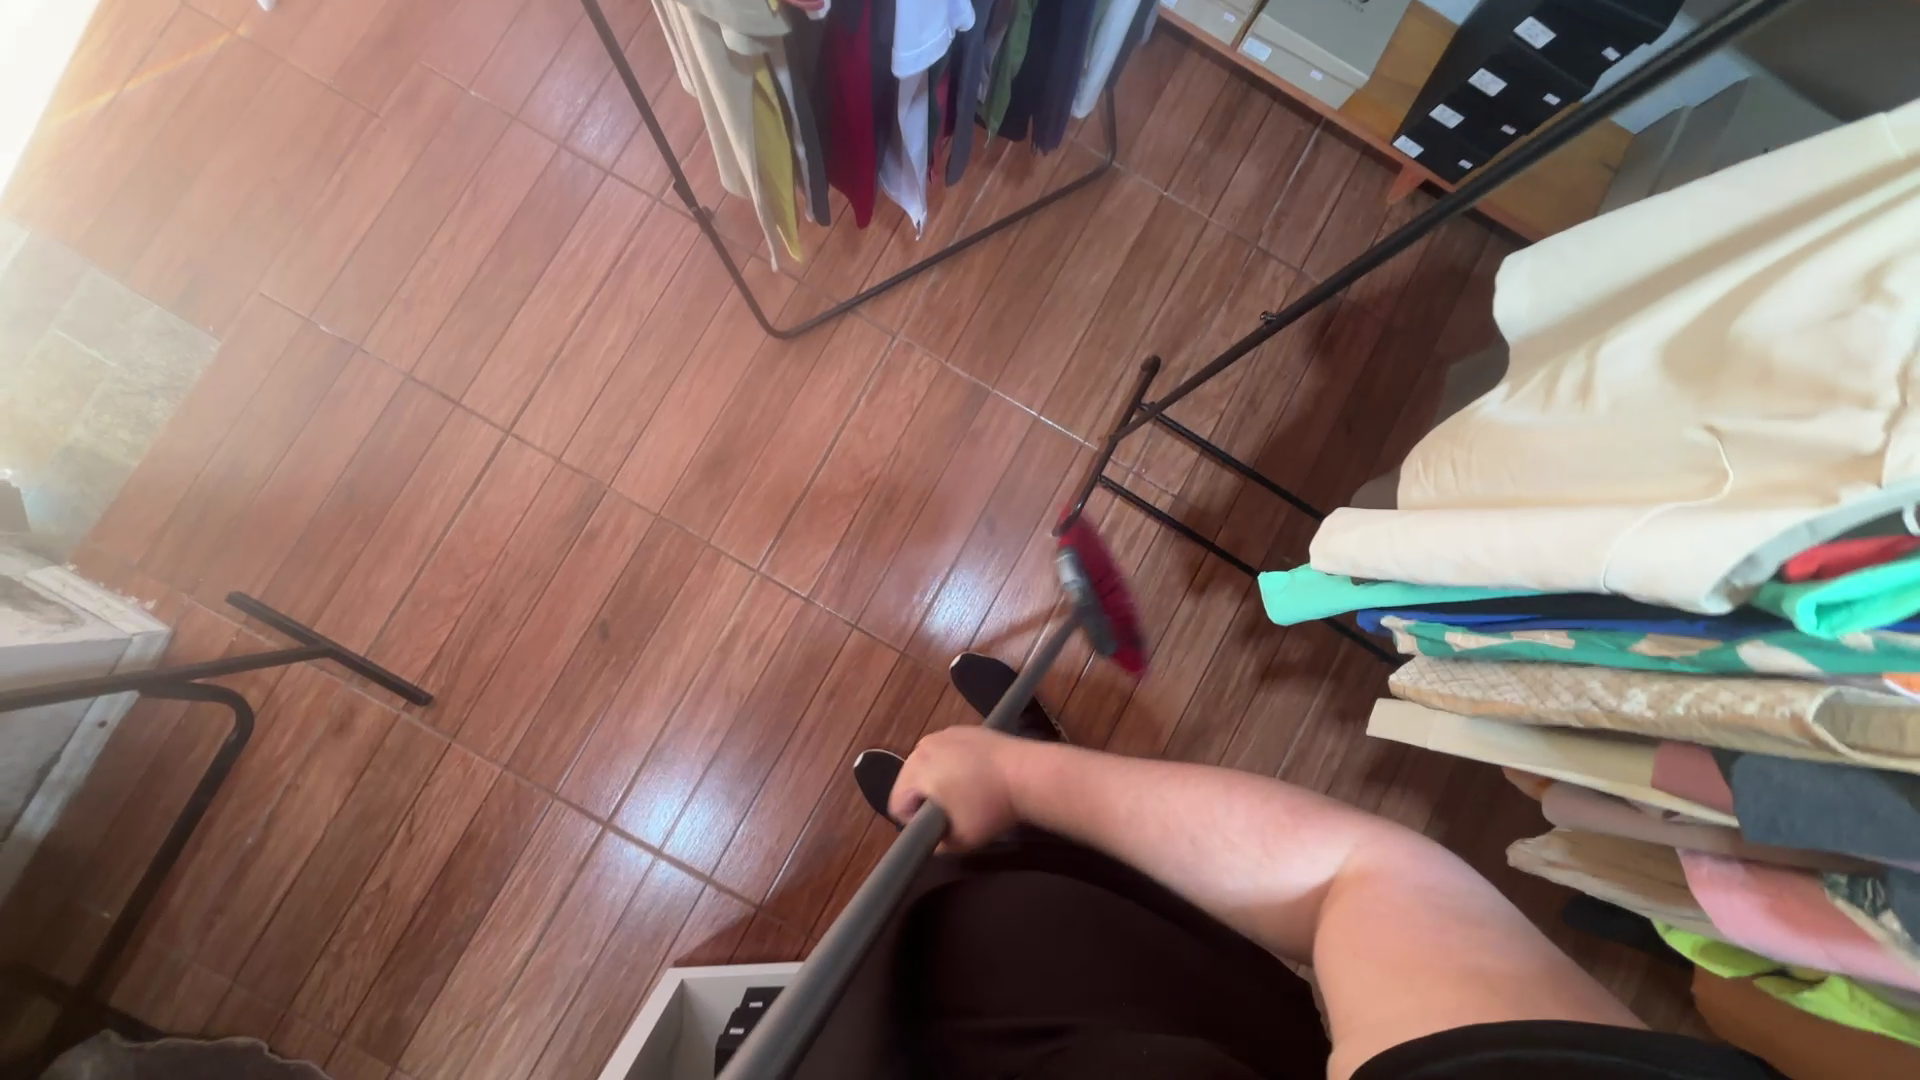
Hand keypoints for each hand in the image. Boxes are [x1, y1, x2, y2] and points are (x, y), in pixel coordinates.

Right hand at [888, 727, 1025, 849]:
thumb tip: (932, 840)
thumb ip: (935, 844)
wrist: (1026, 773)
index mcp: (915, 770)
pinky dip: (955, 764)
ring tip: (968, 792)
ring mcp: (944, 733)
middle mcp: (923, 746)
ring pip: (929, 765)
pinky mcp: (963, 729)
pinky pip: (948, 752)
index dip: (915, 821)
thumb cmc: (989, 806)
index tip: (940, 826)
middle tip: (955, 811)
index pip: (898, 804)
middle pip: (911, 781)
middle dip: (927, 798)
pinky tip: (977, 775)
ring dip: (940, 780)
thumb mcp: (959, 840)